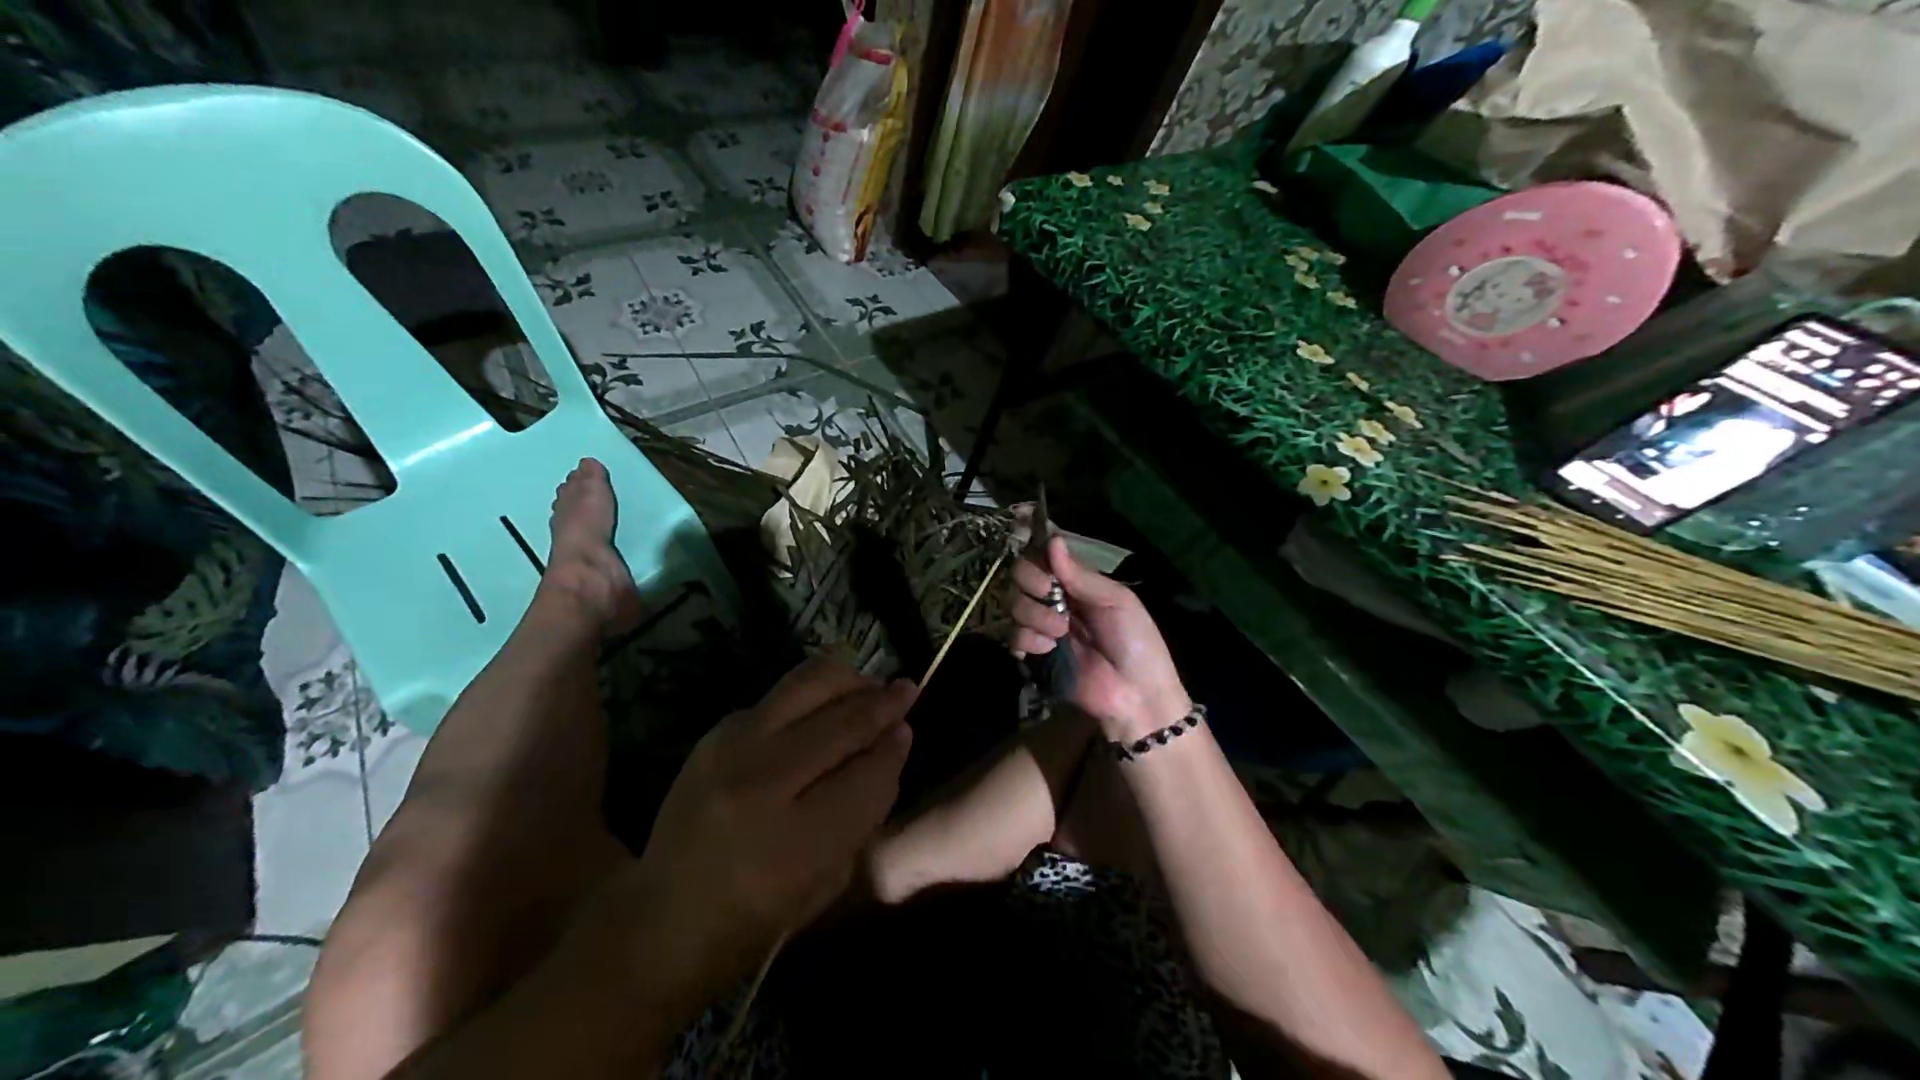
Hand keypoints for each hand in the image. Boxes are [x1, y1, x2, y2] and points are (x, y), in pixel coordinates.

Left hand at [623, 658, 914, 1000]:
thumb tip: (891, 749)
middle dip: (882, 702)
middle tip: (906, 691)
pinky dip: (810, 695)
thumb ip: (865, 813)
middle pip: (841, 721)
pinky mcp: (714, 733)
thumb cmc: (753, 919)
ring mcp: (732, 749)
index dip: (895, 747)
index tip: (908, 730)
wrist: (662, 918)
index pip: (867, 774)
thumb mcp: (828, 884)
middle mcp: (762, 783)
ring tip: (868, 686)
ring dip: (848, 680)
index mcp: (794, 842)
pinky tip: (824, 708)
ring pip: (807, 685)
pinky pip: (777, 696)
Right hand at [1010, 536, 1191, 740]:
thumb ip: (1082, 576)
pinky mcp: (1033, 656)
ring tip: (1060, 632)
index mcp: (1076, 583)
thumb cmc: (1136, 642)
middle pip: (1019, 577)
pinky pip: (1013, 638)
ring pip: (1013, 605)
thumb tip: (1053, 541)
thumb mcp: (1117, 601)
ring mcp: (1042, 628)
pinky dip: (1028, 640)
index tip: (1049, 569)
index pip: (1041, 558)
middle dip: (1032, 584)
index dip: (1037, 559)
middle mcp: (1054, 600)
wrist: (1136, 694)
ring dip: (1034, 615)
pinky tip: (1048, 649)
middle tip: (1053, 597)